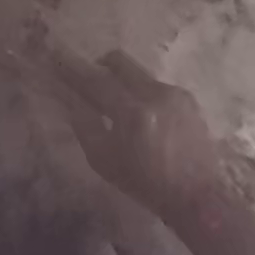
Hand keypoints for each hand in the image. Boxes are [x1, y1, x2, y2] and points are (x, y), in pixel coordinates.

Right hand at [47, 48, 223, 207]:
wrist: (198, 198)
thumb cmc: (144, 182)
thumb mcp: (102, 159)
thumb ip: (84, 123)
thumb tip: (71, 98)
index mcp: (131, 112)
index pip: (94, 80)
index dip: (72, 68)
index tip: (56, 56)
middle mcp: (155, 94)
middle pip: (119, 60)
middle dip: (100, 64)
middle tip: (92, 78)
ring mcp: (175, 94)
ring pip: (138, 73)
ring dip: (124, 82)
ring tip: (121, 105)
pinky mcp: (188, 100)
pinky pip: (156, 86)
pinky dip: (143, 94)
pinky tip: (145, 116)